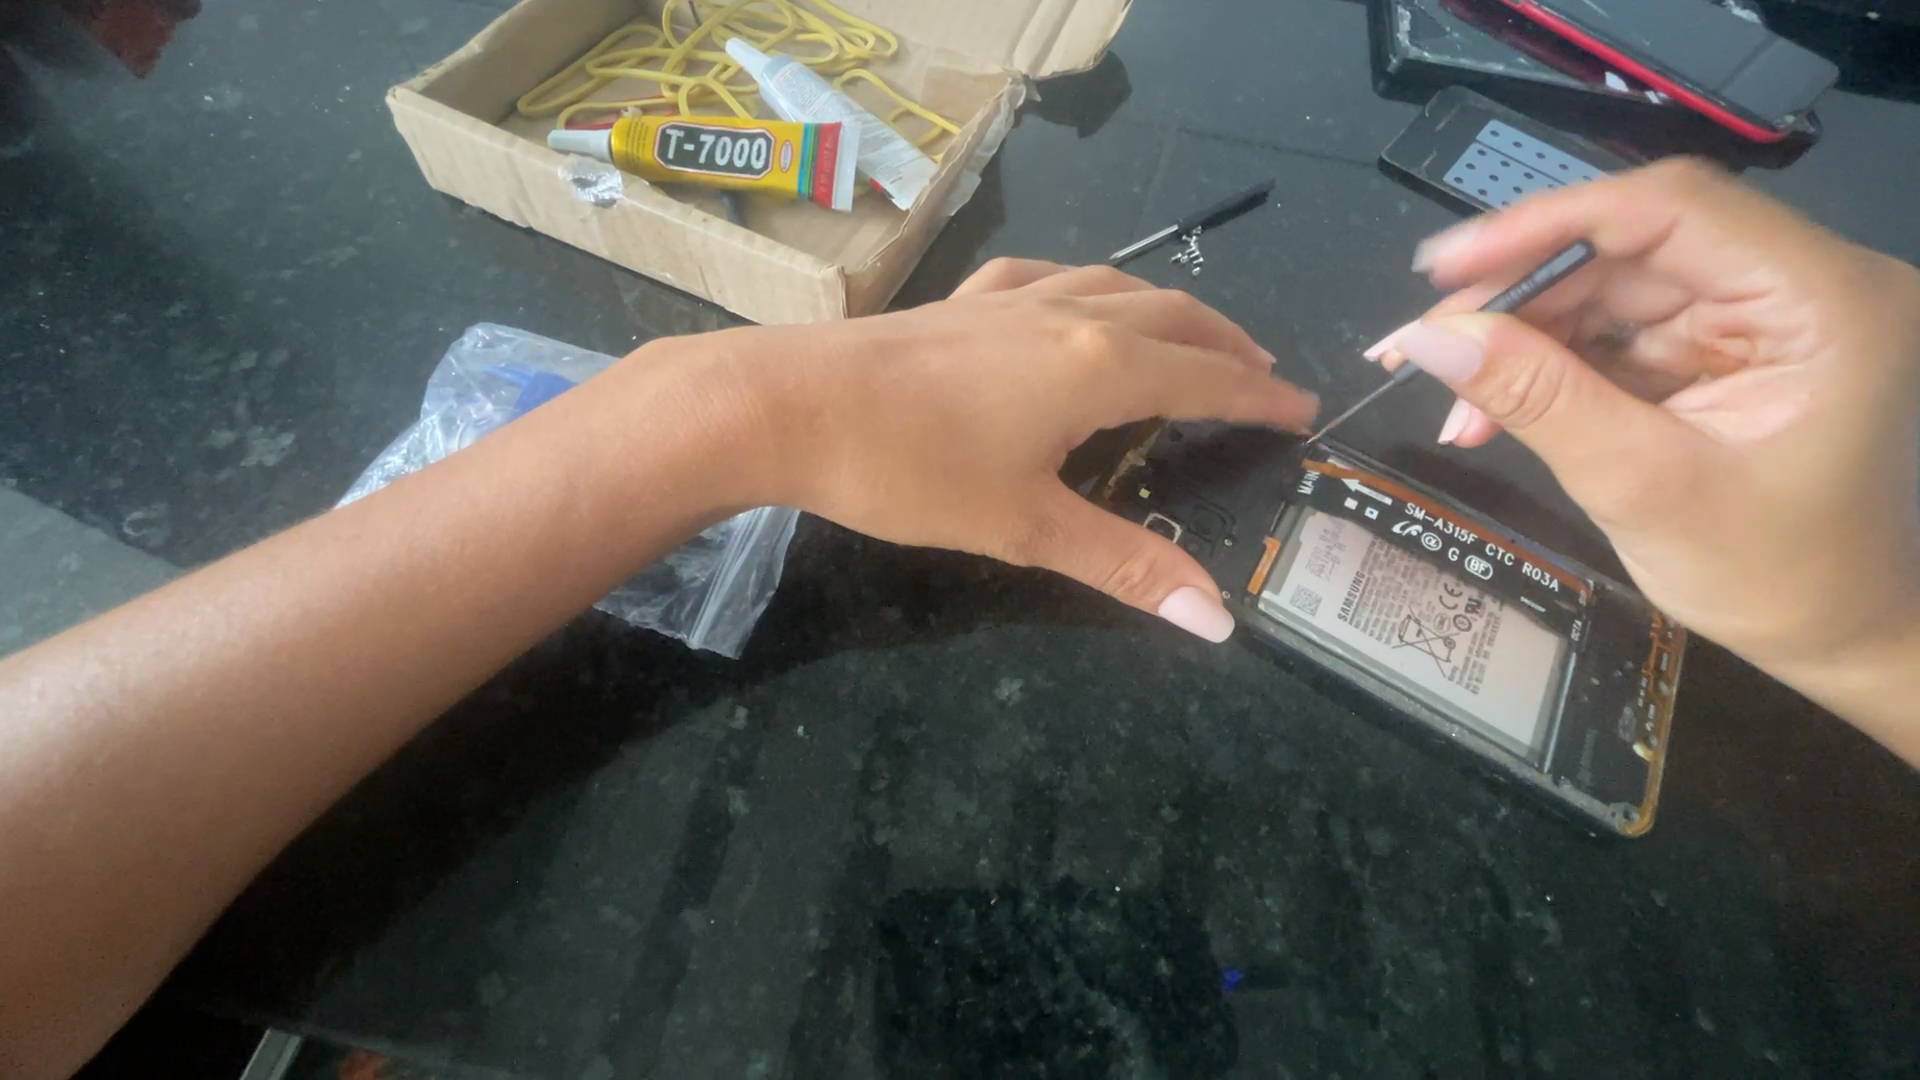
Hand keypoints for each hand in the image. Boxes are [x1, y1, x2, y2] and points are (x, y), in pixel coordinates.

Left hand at [648, 260, 1319, 641]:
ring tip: (1190, 339)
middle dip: (1227, 346)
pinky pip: (1048, 281)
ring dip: (1168, 314)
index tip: (1301, 408)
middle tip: (1260, 374)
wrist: (790, 405)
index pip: (1208, 377)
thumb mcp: (1024, 526)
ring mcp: (1011, 300)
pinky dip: (1088, 291)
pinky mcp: (962, 301)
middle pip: (1174, 319)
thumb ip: (1121, 564)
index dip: (1260, 395)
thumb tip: (1217, 621)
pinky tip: (1073, 303)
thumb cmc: (911, 471)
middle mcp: (1068, 317)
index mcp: (1098, 368)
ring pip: (1116, 287)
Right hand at [1371, 160, 1919, 739]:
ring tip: (1446, 407)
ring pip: (1590, 297)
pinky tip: (1478, 418)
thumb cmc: (1765, 569)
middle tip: (1415, 350)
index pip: (1666, 212)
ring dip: (1504, 347)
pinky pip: (1590, 342)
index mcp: (1812, 301)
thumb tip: (1426, 338)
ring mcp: (1734, 322)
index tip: (1440, 268)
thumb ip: (1533, 398)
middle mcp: (1777, 289)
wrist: (1825, 628)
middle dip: (1505, 302)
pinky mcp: (1694, 357)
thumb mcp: (1635, 481)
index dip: (1543, 225)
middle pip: (1614, 253)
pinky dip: (1526, 375)